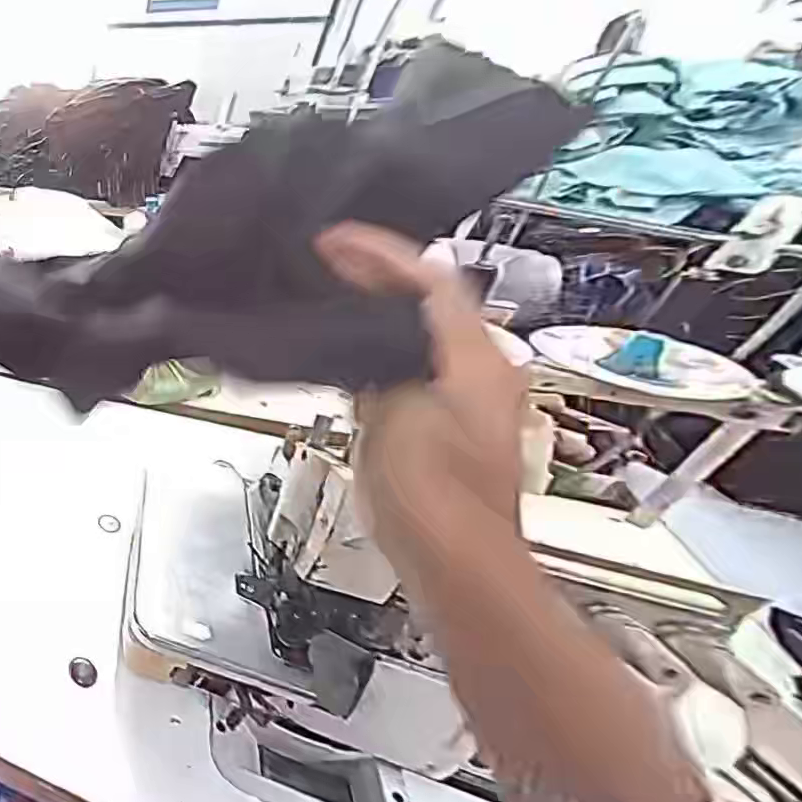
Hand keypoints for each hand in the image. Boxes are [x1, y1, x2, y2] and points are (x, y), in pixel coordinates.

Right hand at [312, 223, 524, 570]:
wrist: (453, 559)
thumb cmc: (434, 499)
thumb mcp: (400, 418)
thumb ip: (384, 366)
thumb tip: (362, 338)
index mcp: (475, 362)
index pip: (432, 284)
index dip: (382, 256)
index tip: (335, 242)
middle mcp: (475, 370)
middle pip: (426, 302)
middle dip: (376, 274)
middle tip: (326, 258)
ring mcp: (456, 396)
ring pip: (411, 331)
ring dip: (371, 307)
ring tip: (328, 289)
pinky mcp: (433, 420)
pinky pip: (401, 363)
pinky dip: (369, 344)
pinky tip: (340, 345)